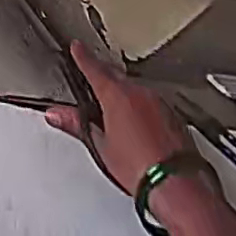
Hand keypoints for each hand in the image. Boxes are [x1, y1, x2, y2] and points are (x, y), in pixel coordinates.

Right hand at [46, 41, 198, 193]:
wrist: (179, 188)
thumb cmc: (141, 169)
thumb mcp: (101, 146)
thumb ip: (76, 124)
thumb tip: (56, 115)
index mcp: (115, 94)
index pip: (93, 67)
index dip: (82, 56)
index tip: (77, 47)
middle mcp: (138, 92)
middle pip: (115, 74)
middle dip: (103, 74)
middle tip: (94, 76)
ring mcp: (158, 102)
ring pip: (136, 88)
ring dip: (125, 93)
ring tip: (118, 111)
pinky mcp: (174, 115)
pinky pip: (153, 102)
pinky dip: (143, 107)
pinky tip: (141, 124)